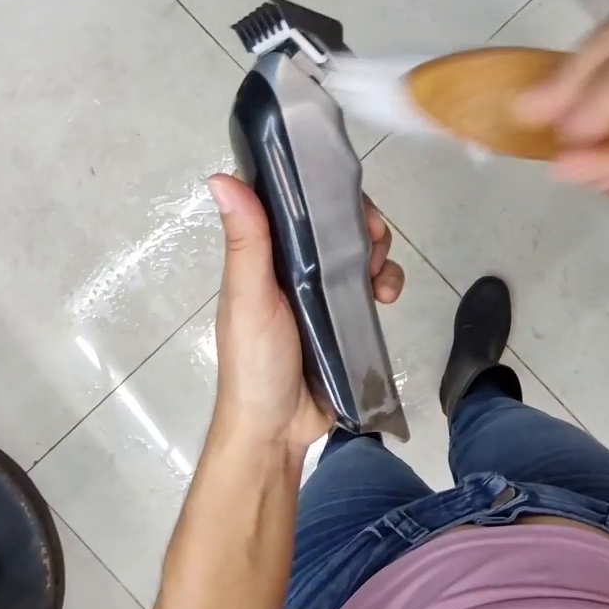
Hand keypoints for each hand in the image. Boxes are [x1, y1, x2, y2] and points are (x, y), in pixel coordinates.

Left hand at [206, 174, 402, 456]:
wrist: (279, 430)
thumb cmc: (256, 360)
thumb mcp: (249, 298)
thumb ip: (246, 242)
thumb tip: (221, 178)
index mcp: (262, 254)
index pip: (287, 200)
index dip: (314, 184)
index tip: (340, 185)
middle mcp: (289, 265)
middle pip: (329, 221)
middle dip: (357, 219)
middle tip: (374, 235)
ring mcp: (318, 290)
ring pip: (354, 248)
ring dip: (376, 249)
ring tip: (380, 273)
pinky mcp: (343, 315)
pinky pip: (369, 283)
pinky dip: (385, 280)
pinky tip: (387, 297)